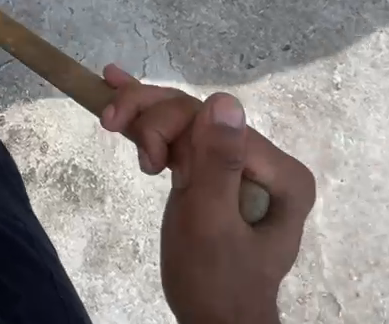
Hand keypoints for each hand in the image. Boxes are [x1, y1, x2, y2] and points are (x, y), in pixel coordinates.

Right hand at [100, 65, 315, 323]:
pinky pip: (180, 135)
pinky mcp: (215, 172)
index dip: (166, 125)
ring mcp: (240, 165)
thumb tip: (225, 101)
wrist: (212, 321)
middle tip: (110, 125)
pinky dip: (147, 119)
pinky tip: (118, 89)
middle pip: (194, 113)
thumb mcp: (210, 219)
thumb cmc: (214, 278)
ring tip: (109, 118)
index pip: (211, 120)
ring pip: (181, 117)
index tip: (141, 157)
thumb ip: (218, 162)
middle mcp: (266, 161)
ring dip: (142, 118)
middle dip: (150, 119)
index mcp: (279, 172)